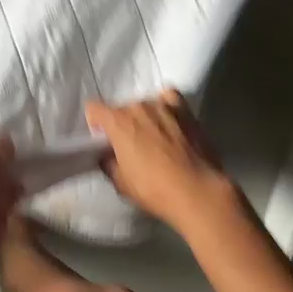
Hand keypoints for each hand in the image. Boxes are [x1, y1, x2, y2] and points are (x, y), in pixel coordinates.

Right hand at [84, 89, 225, 225]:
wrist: (199, 193)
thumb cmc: (155, 190)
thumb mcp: (121, 184)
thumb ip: (108, 163)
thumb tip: (107, 155)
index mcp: (117, 121)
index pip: (93, 108)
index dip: (96, 125)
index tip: (105, 142)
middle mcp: (137, 106)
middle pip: (121, 109)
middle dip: (123, 124)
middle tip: (134, 147)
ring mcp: (162, 104)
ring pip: (144, 105)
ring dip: (145, 118)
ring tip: (158, 139)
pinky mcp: (184, 109)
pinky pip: (168, 98)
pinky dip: (166, 107)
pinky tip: (171, 122)